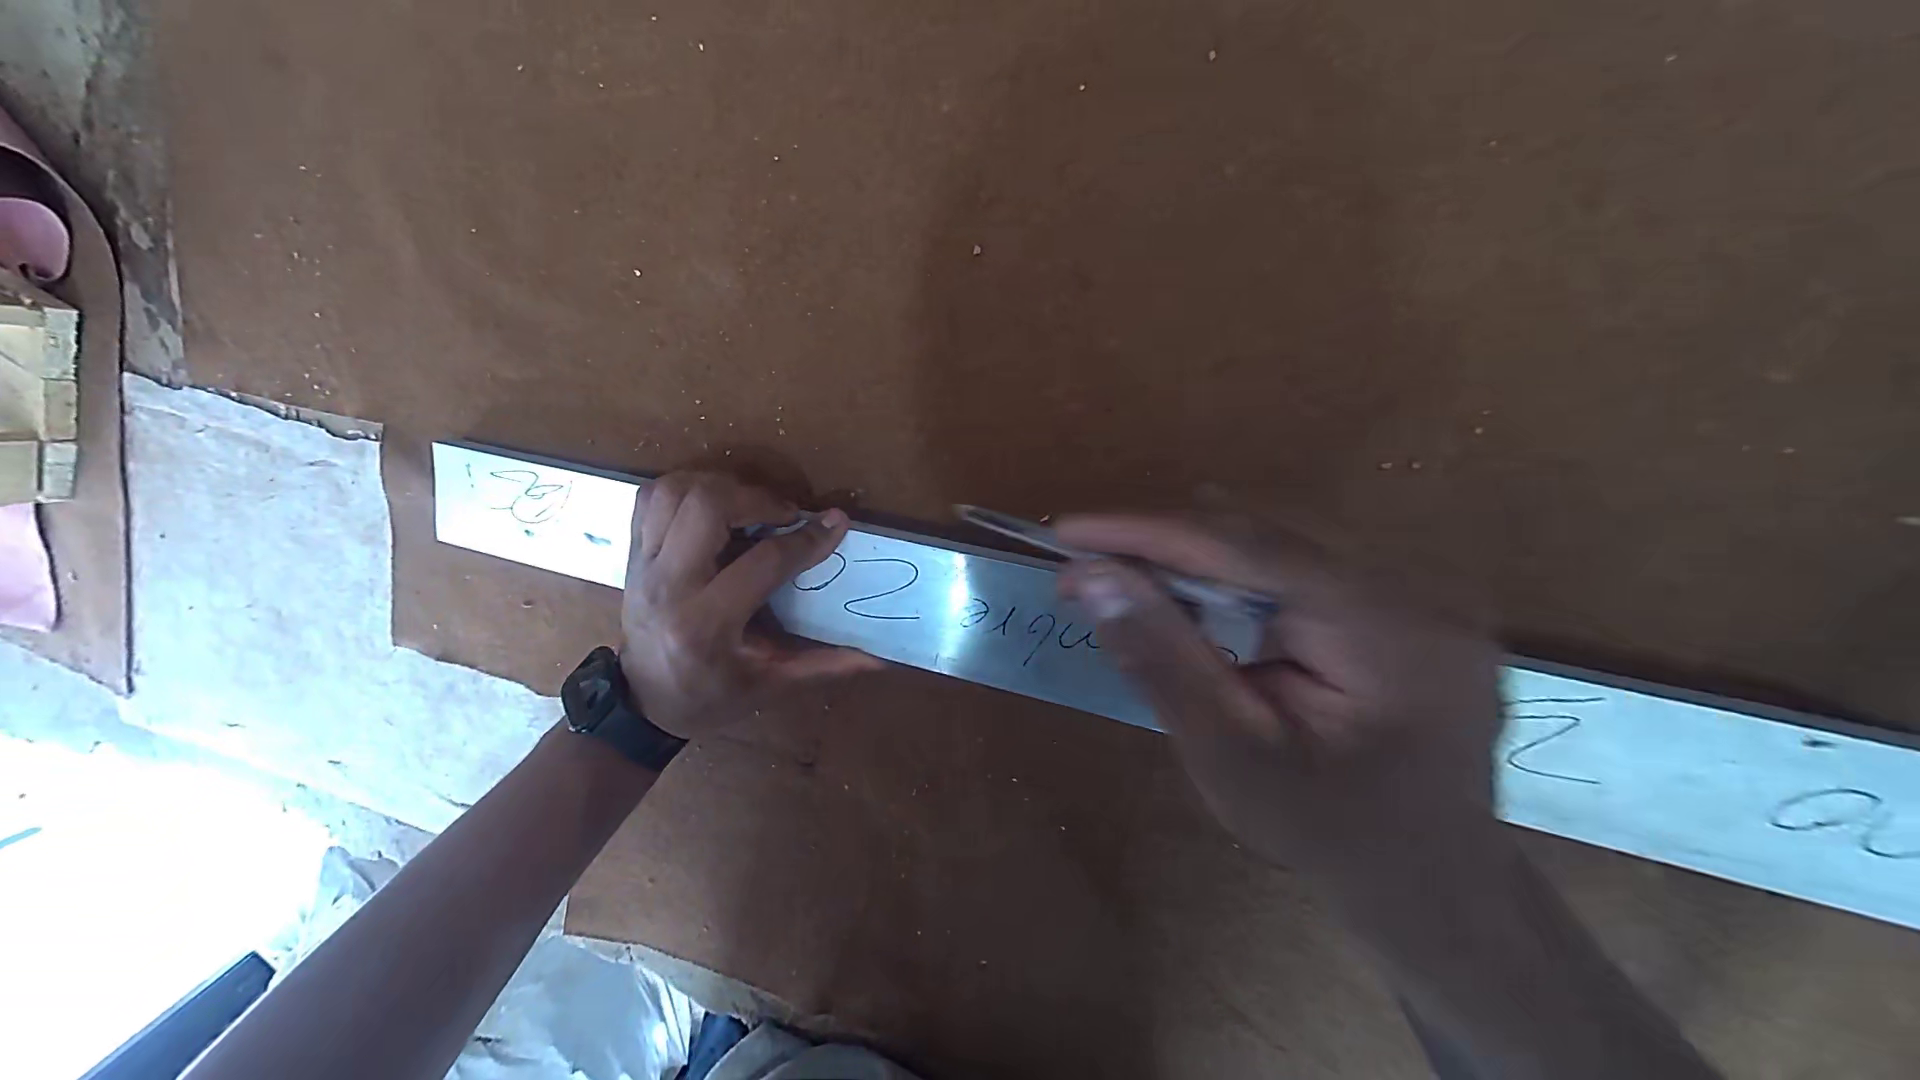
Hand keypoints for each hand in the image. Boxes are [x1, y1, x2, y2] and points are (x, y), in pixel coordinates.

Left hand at [621, 472, 881, 737]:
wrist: (641, 703)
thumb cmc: (710, 696)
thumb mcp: (770, 686)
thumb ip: (824, 666)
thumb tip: (879, 660)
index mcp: (707, 624)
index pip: (763, 562)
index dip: (807, 539)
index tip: (836, 524)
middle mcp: (669, 586)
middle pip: (708, 506)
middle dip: (757, 497)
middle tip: (785, 513)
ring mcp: (643, 565)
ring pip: (676, 492)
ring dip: (721, 485)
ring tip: (751, 504)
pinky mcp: (632, 553)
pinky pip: (652, 496)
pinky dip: (686, 487)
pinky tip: (714, 503)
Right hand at [1053, 515, 1500, 872]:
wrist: (1431, 884)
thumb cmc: (1328, 836)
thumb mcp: (1230, 756)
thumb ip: (1163, 661)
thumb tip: (1093, 579)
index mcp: (1386, 630)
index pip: (1249, 550)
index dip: (1150, 533)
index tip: (1070, 531)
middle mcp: (1410, 589)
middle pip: (1260, 536)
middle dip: (1162, 546)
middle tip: (1084, 568)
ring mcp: (1409, 591)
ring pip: (1272, 543)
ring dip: (1189, 559)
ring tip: (1123, 582)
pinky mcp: (1391, 602)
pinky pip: (1291, 567)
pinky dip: (1225, 578)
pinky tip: (1186, 600)